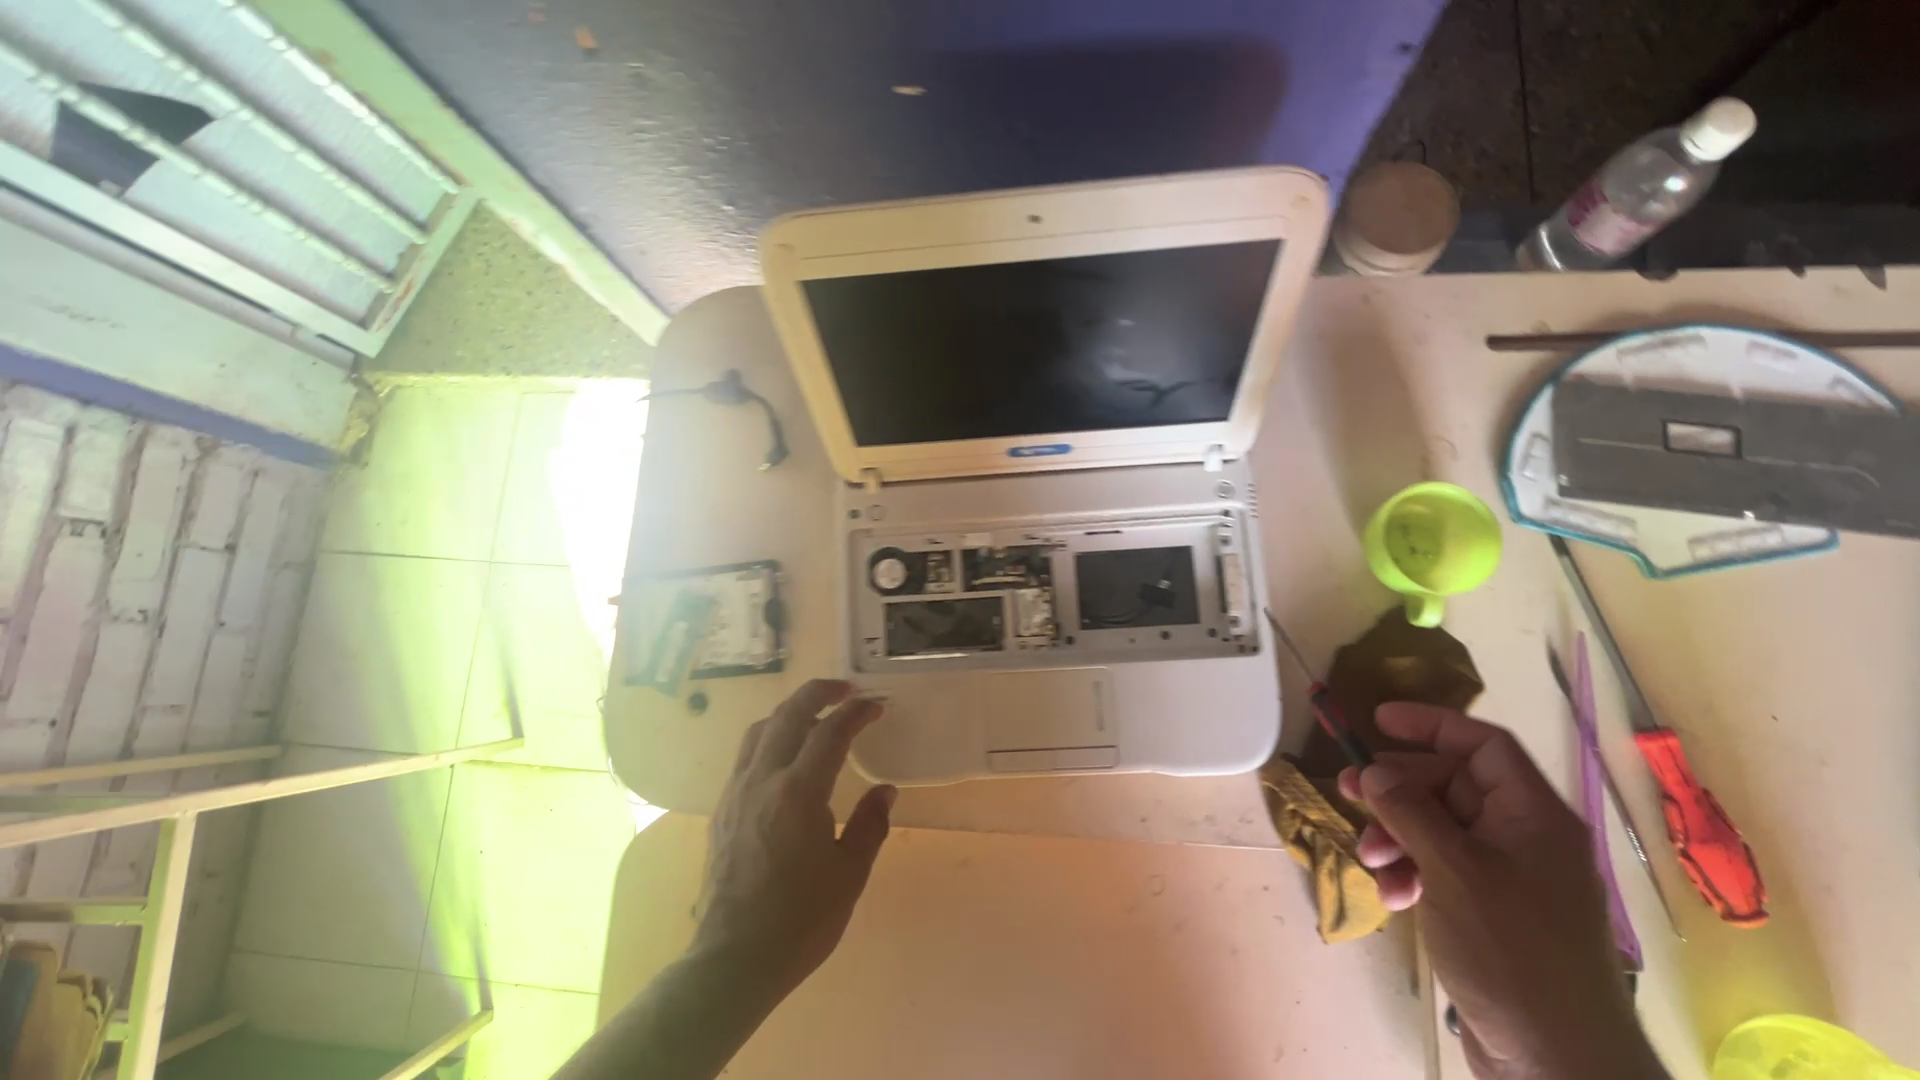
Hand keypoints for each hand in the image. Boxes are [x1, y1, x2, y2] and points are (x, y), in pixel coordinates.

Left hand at [693, 680, 894, 999]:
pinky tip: (782, 757)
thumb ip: (870, 824)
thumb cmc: (802, 919)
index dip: (856, 713)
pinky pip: (745, 757)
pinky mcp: (721, 811)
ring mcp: (736, 793)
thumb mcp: (850, 873)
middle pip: (788, 716)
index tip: (876, 706)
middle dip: (818, 693)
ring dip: (788, 712)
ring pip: (759, 731)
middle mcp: (762, 780)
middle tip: (845, 689)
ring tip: (812, 715)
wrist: (735, 957)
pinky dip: (768, 739)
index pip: (830, 732)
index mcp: (798, 792)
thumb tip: (885, 790)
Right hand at [1339, 704, 1664, 1079]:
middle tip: (1348, 791)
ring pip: (1441, 829)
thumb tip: (1376, 771)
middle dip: (1398, 789)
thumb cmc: (1510, 951)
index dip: (1431, 725)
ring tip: (1370, 861)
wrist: (1557, 1059)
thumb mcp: (1452, 871)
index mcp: (1534, 815)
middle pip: (1454, 785)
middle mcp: (1526, 837)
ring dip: (1398, 837)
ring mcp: (1511, 877)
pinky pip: (1444, 869)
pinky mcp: (1494, 912)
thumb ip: (1411, 812)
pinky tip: (1394, 898)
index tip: (1379, 720)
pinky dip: (1413, 874)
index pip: (1483, 745)